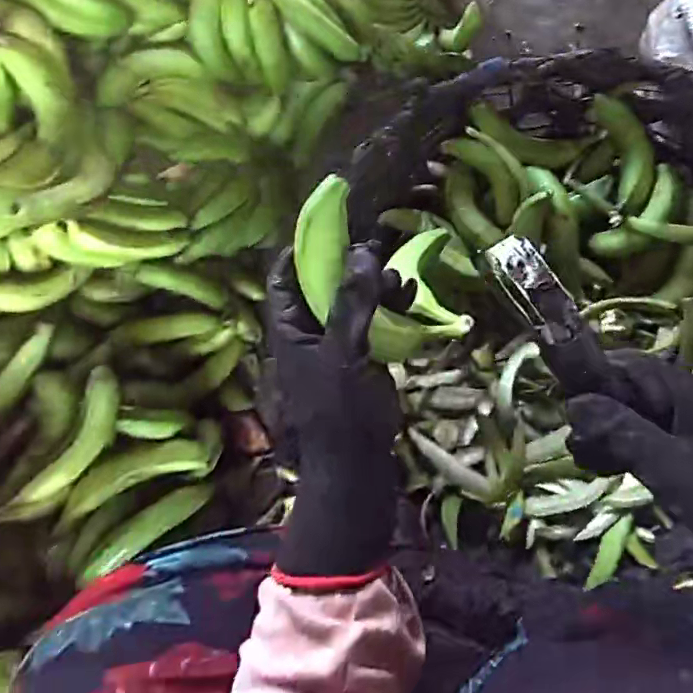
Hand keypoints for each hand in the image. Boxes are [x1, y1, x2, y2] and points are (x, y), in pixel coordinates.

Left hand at [264, 242, 405, 579]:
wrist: (359, 465)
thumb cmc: (339, 410)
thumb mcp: (343, 352)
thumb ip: (352, 303)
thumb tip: (363, 253)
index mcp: (288, 329)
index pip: (283, 278)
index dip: (301, 250)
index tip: (328, 227)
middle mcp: (309, 331)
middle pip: (323, 283)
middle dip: (351, 265)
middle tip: (377, 252)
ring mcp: (336, 344)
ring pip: (353, 299)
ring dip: (376, 284)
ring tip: (400, 281)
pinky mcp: (362, 355)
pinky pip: (373, 319)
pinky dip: (389, 305)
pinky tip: (409, 297)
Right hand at [567, 352, 692, 692]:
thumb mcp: (672, 468)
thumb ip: (622, 432)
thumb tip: (575, 402)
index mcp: (690, 394)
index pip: (633, 365)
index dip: (596, 372)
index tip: (564, 391)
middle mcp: (692, 406)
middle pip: (634, 393)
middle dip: (600, 410)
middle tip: (573, 438)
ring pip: (642, 422)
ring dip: (612, 435)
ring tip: (586, 459)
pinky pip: (656, 446)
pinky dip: (630, 454)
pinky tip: (611, 471)